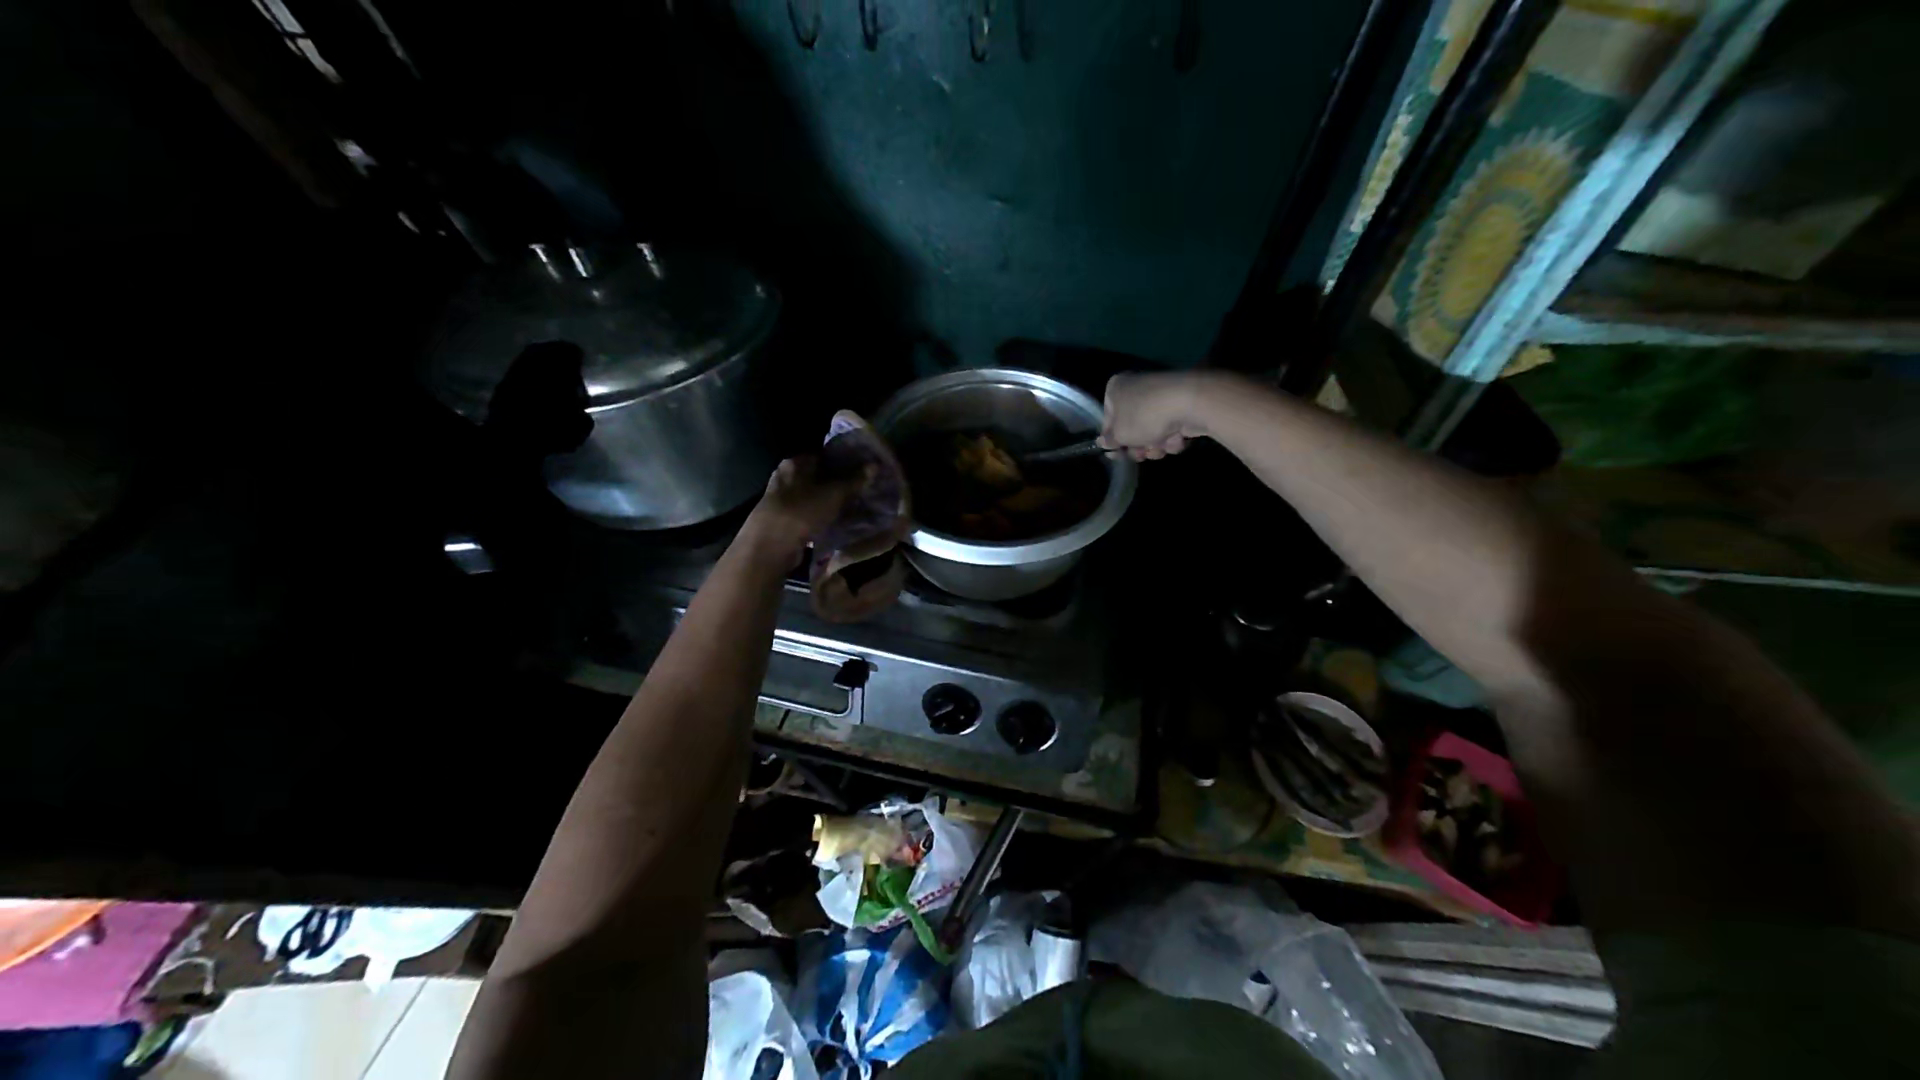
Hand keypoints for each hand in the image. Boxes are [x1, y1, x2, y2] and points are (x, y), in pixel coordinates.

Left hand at [742, 456, 869, 560]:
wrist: (772, 544)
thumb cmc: (803, 511)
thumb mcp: (834, 494)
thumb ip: (854, 480)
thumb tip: (874, 465)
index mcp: (794, 463)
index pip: (820, 455)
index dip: (840, 461)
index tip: (857, 469)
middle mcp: (784, 477)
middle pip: (814, 476)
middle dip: (833, 482)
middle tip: (855, 490)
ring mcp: (780, 500)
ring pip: (809, 496)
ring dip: (824, 501)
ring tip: (846, 507)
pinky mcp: (779, 520)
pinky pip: (804, 514)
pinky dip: (816, 517)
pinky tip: (830, 523)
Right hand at [1099, 372, 1228, 460]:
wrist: (1190, 403)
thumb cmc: (1144, 416)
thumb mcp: (1119, 434)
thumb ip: (1110, 440)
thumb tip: (1102, 442)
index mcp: (1116, 389)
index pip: (1108, 419)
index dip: (1113, 440)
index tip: (1116, 454)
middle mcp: (1137, 389)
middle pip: (1131, 428)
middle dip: (1137, 447)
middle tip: (1141, 454)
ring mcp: (1160, 398)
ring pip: (1152, 432)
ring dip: (1155, 445)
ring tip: (1161, 446)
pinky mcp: (1181, 406)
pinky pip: (1170, 428)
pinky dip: (1172, 437)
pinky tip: (1177, 438)